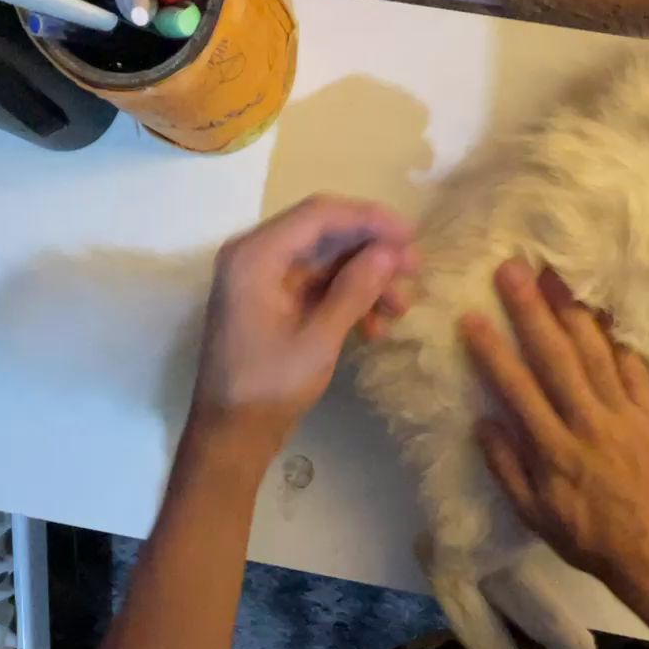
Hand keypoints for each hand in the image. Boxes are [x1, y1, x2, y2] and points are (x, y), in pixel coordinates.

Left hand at [189, 195, 417, 463]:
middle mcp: (255, 256)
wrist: (233, 433)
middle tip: (415, 272)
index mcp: (256, 255)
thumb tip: (389, 253)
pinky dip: (346, 299)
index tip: (411, 237)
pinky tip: (375, 326)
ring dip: (364, 279)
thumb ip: (353, 291)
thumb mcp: (318, 340)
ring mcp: (262, 280)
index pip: (319, 215)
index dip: (369, 220)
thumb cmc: (270, 388)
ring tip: (400, 307)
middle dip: (371, 252)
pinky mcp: (272, 303)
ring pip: (324, 262)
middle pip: (323, 235)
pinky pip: (315, 287)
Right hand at [462, 260, 648, 614]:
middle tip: (512, 269)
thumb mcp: (533, 514)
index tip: (472, 317)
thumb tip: (483, 422)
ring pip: (595, 351)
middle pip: (556, 355)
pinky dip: (619, 339)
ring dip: (572, 310)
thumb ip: (506, 467)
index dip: (492, 350)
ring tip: (554, 276)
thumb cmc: (584, 535)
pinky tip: (604, 314)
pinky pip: (635, 368)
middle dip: (531, 309)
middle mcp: (588, 422)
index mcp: (553, 449)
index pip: (517, 388)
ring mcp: (624, 414)